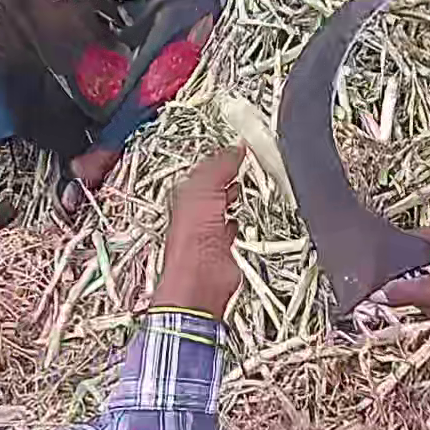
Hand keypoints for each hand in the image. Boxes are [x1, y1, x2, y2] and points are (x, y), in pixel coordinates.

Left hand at [152, 146, 243, 317]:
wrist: (199, 281)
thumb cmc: (192, 241)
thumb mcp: (205, 192)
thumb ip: (219, 168)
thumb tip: (235, 148)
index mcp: (186, 196)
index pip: (204, 170)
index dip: (219, 159)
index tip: (237, 149)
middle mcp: (195, 213)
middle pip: (212, 187)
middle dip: (226, 176)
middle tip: (242, 164)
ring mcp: (208, 232)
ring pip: (220, 207)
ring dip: (230, 197)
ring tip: (242, 186)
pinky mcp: (222, 249)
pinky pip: (230, 230)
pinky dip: (235, 222)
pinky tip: (238, 220)